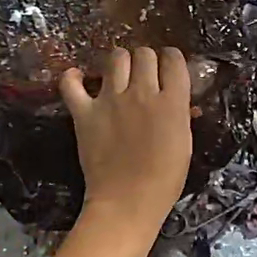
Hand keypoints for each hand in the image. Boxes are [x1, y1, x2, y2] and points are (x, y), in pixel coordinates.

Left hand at [60, 47, 193, 223]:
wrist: (128, 202)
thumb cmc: (165, 179)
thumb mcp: (185, 144)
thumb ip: (180, 116)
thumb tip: (179, 102)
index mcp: (172, 102)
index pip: (173, 60)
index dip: (172, 58)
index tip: (169, 66)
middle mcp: (142, 93)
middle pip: (144, 54)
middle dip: (147, 59)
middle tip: (145, 74)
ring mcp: (110, 100)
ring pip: (115, 58)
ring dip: (120, 62)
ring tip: (120, 74)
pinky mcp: (84, 112)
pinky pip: (71, 84)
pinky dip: (73, 78)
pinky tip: (79, 79)